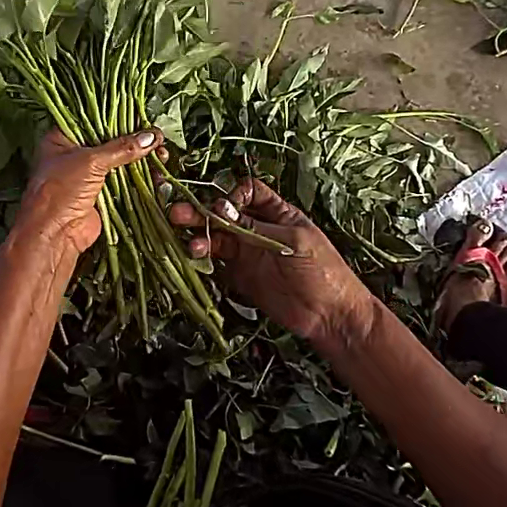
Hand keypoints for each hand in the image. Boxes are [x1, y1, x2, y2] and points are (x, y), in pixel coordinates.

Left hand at [18, 129, 159, 255]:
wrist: (54, 235)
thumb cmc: (61, 190)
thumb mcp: (91, 161)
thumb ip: (122, 147)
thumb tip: (152, 136)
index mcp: (63, 138)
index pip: (96, 119)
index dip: (120, 117)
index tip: (145, 118)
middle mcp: (76, 153)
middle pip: (112, 141)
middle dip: (137, 141)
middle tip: (159, 140)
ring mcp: (90, 175)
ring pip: (122, 162)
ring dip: (142, 160)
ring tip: (162, 156)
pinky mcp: (103, 193)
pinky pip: (126, 181)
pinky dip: (141, 177)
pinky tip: (157, 173)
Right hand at [166, 178, 380, 353]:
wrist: (330, 314)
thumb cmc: (323, 271)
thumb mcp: (294, 241)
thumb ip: (257, 227)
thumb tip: (222, 210)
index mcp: (277, 213)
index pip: (248, 192)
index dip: (233, 197)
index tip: (225, 209)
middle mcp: (258, 230)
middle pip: (224, 214)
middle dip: (201, 213)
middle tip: (177, 214)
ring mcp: (248, 254)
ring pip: (216, 238)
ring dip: (199, 237)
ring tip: (190, 245)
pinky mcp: (241, 277)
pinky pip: (216, 265)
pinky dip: (202, 261)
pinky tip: (194, 260)